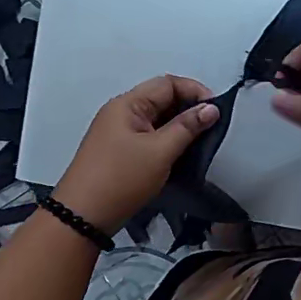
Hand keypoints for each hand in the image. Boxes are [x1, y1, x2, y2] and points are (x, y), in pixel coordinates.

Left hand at [53, 75, 218, 230]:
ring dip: (180, 125)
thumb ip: (187, 127)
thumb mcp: (160, 152)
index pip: (168, 84)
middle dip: (189, 108)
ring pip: (157, 118)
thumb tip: (211, 108)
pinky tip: (181, 153)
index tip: (217, 111)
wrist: (83, 216)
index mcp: (128, 104)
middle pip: (162, 98)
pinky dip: (168, 139)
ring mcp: (119, 132)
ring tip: (201, 141)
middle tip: (212, 127)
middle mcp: (122, 111)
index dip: (195, 91)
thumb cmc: (122, 178)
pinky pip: (150, 135)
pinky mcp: (120, 150)